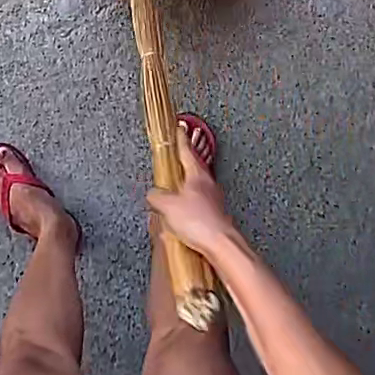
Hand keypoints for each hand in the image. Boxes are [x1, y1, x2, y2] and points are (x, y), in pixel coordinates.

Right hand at [146, 127, 240, 255]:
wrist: (222, 246)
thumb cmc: (199, 221)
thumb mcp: (167, 205)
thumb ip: (156, 196)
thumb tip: (152, 194)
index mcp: (197, 175)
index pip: (187, 151)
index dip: (181, 139)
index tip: (180, 128)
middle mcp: (208, 185)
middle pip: (196, 166)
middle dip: (186, 160)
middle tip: (179, 154)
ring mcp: (214, 200)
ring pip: (199, 185)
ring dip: (188, 182)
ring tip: (178, 184)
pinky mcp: (215, 216)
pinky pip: (200, 203)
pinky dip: (191, 202)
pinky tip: (185, 211)